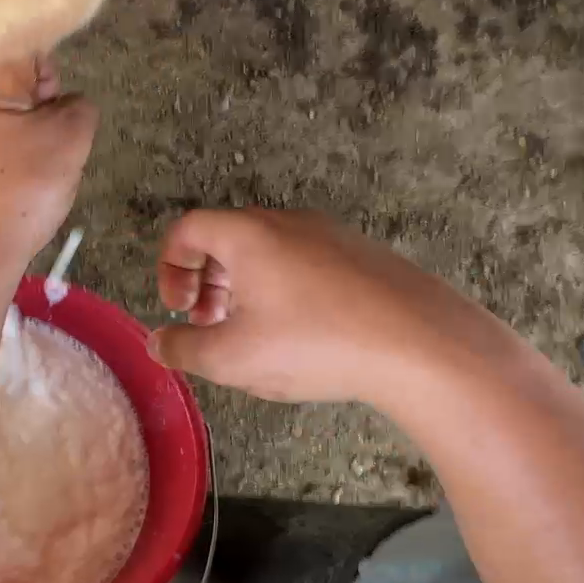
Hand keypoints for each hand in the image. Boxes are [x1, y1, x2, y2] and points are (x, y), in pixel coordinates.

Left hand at [0, 75, 97, 273]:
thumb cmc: (16, 189)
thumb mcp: (69, 134)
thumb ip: (75, 102)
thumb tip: (61, 106)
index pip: (11, 58)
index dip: (45, 84)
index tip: (51, 117)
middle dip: (25, 116)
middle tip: (40, 150)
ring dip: (8, 145)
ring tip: (23, 176)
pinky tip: (1, 193)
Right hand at [147, 208, 515, 405]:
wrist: (426, 347)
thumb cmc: (315, 345)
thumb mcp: (228, 358)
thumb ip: (180, 348)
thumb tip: (157, 342)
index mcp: (249, 236)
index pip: (188, 229)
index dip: (169, 268)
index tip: (178, 310)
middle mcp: (289, 224)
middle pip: (225, 240)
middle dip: (204, 285)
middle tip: (208, 326)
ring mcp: (333, 237)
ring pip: (265, 255)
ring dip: (241, 291)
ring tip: (251, 337)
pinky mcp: (365, 258)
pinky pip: (303, 266)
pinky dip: (281, 293)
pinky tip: (300, 338)